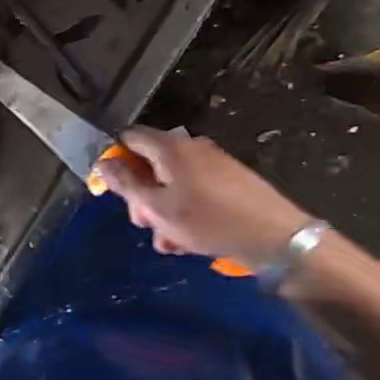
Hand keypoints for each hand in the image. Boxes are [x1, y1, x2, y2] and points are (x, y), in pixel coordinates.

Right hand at [94, 127, 312, 266]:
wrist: (277, 239)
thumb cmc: (208, 220)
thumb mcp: (156, 206)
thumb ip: (125, 183)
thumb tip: (102, 163)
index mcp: (170, 148)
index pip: (128, 138)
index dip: (114, 160)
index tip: (113, 189)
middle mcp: (191, 148)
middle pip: (149, 163)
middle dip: (140, 194)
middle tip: (143, 222)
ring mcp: (214, 164)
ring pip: (171, 183)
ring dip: (162, 210)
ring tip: (168, 240)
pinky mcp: (230, 182)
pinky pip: (194, 191)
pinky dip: (184, 211)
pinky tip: (187, 239)